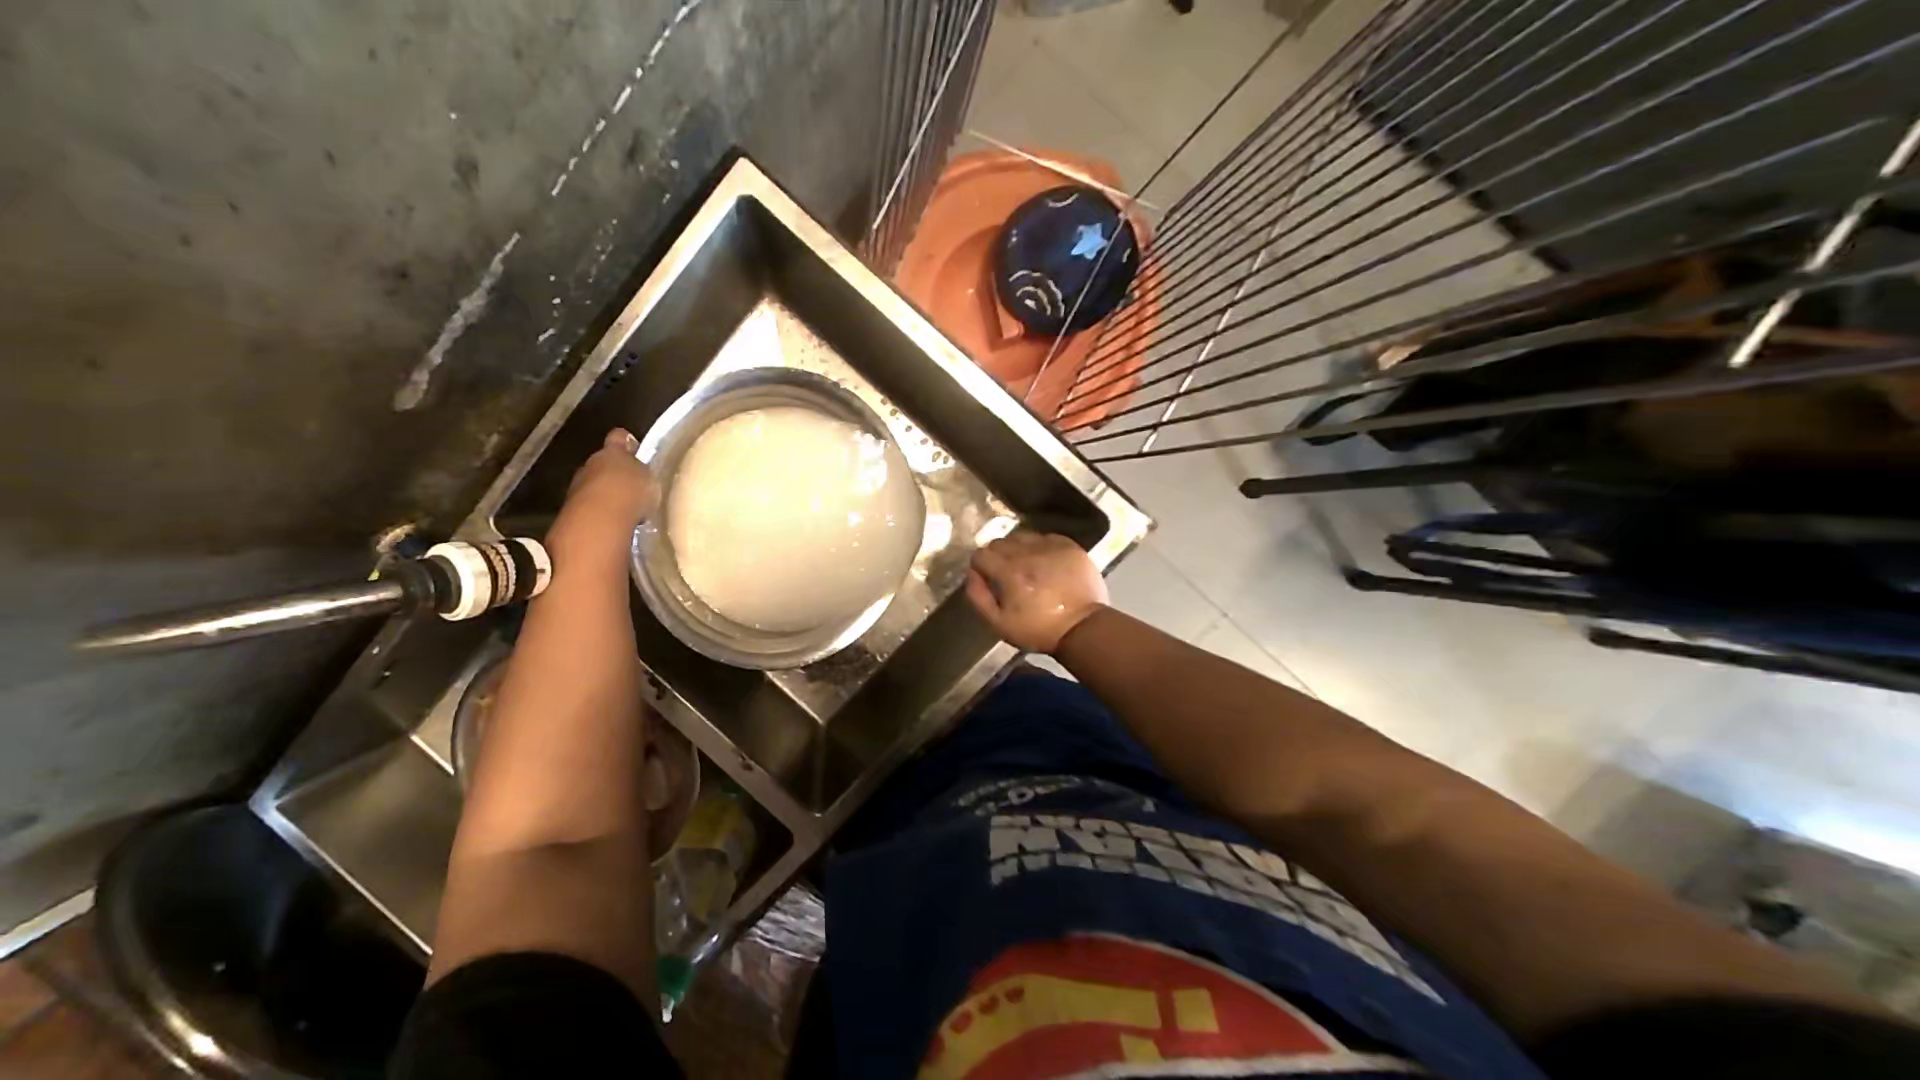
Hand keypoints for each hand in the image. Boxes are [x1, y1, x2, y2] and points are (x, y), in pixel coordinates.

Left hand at [548, 429, 658, 559]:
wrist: (598, 519)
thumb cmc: (630, 492)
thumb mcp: (649, 480)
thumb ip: (643, 474)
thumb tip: (639, 473)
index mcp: (612, 452)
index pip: (618, 437)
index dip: (626, 442)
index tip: (635, 448)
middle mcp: (591, 464)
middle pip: (603, 463)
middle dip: (615, 473)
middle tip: (632, 487)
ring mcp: (577, 486)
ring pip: (594, 484)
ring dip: (606, 493)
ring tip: (624, 508)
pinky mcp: (571, 509)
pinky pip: (589, 505)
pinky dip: (599, 511)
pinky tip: (612, 522)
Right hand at [965, 531, 1108, 652]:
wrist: (1083, 628)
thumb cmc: (1039, 630)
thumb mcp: (1000, 624)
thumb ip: (978, 597)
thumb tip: (971, 574)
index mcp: (1009, 573)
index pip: (981, 554)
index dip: (979, 566)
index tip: (987, 578)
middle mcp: (1028, 554)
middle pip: (1000, 542)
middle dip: (997, 556)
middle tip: (1005, 574)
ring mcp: (1051, 548)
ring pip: (1022, 536)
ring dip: (1018, 548)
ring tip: (1025, 566)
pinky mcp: (1070, 547)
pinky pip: (1046, 537)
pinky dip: (1040, 546)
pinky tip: (1045, 561)